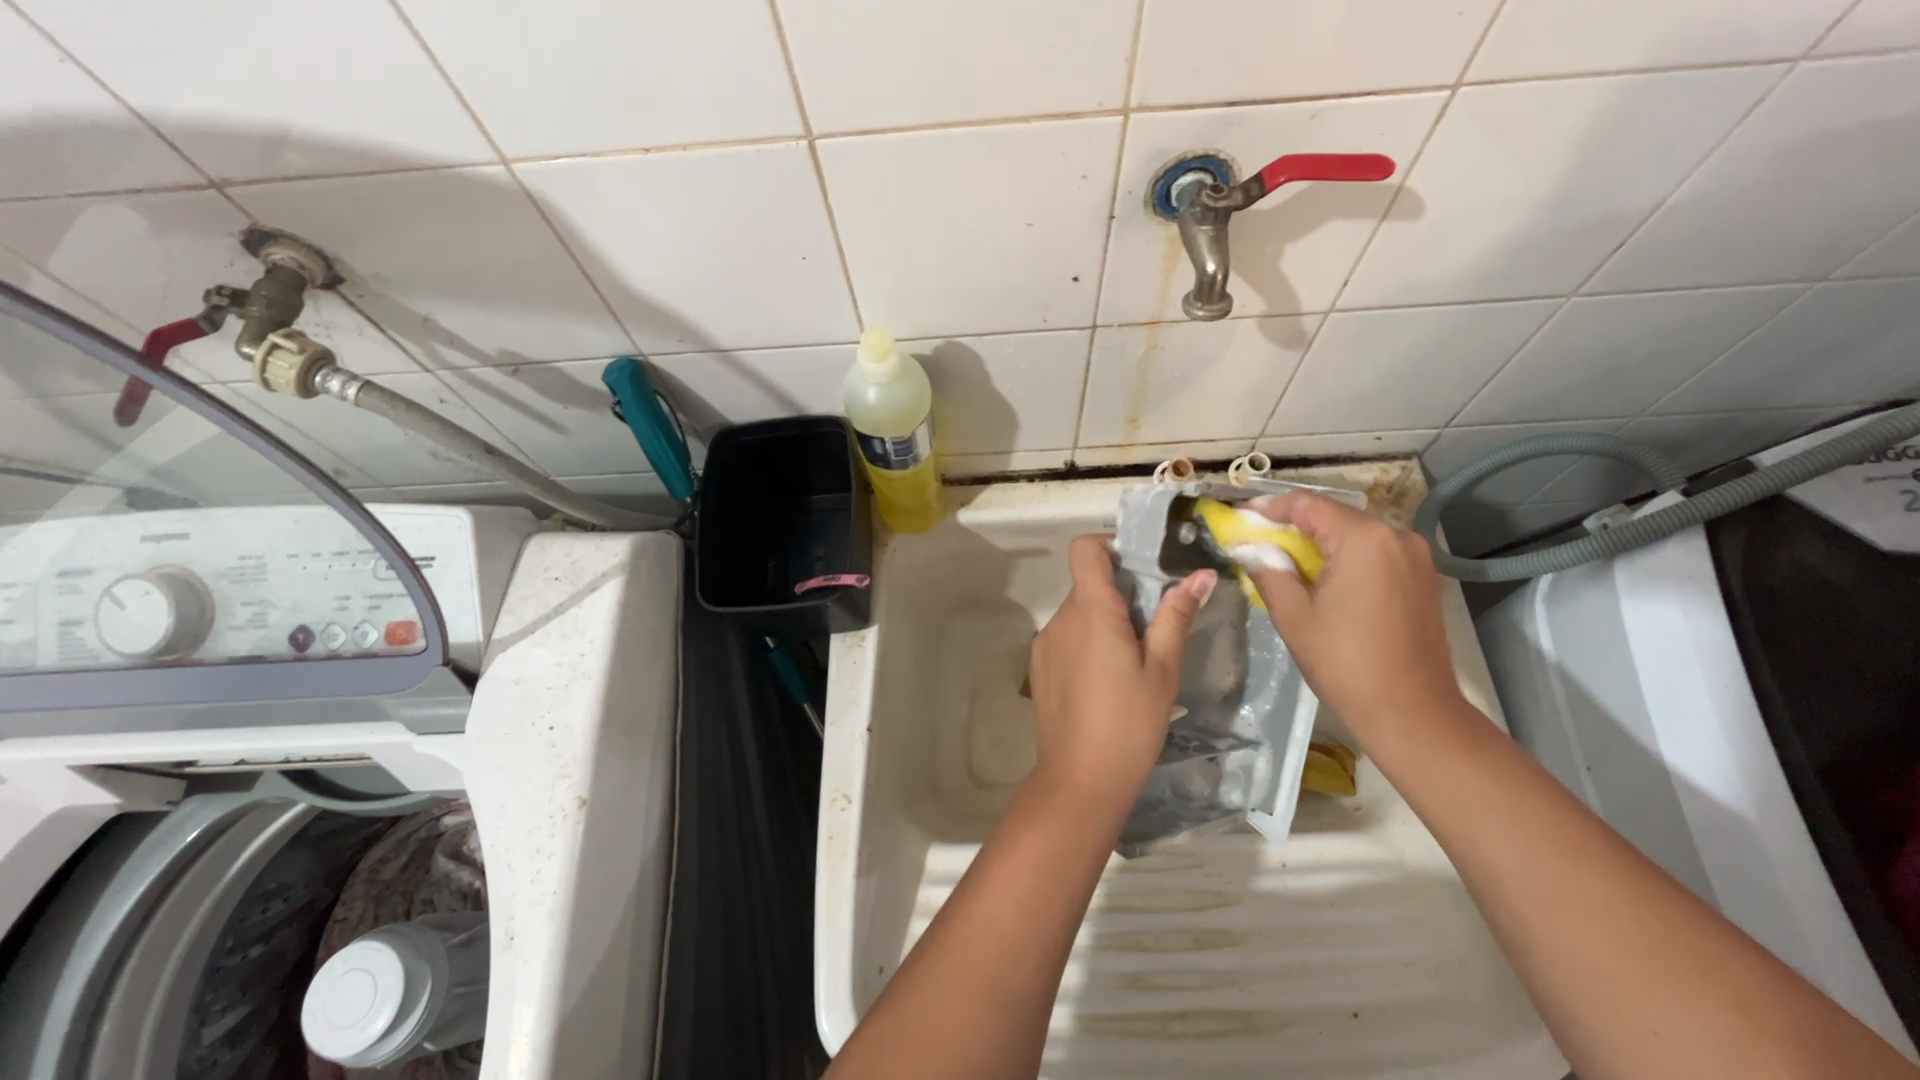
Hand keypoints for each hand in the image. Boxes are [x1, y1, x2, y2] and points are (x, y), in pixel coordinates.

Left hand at [1026, 535, 1214, 808]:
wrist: (1080, 780)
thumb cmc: (1129, 724)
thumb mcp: (1162, 670)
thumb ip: (1175, 617)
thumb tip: (1199, 574)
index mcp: (1090, 612)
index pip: (1084, 549)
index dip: (1109, 545)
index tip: (1141, 564)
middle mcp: (1060, 620)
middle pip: (1087, 583)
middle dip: (1121, 592)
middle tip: (1156, 622)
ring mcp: (1045, 644)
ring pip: (1078, 613)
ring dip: (1106, 620)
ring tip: (1136, 659)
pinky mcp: (1040, 668)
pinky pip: (1067, 638)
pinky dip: (1089, 643)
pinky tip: (1109, 681)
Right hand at [1243, 493, 1468, 746]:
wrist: (1411, 711)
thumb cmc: (1346, 664)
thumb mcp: (1294, 616)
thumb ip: (1269, 572)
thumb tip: (1251, 551)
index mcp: (1363, 539)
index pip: (1307, 505)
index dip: (1268, 508)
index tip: (1239, 517)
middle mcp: (1396, 535)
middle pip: (1334, 516)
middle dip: (1294, 526)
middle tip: (1257, 542)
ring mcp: (1415, 556)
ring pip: (1356, 534)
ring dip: (1320, 542)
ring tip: (1286, 561)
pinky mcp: (1423, 577)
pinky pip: (1376, 553)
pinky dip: (1346, 557)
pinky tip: (1323, 578)